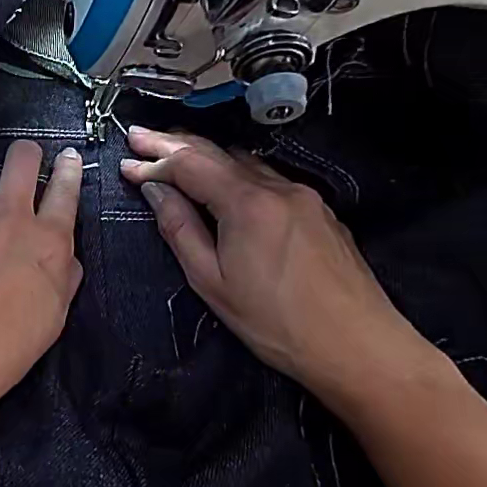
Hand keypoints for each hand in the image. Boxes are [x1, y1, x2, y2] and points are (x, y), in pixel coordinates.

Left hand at [0, 128, 83, 405]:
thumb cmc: (9, 342)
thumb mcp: (56, 313)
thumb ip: (65, 277)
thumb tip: (67, 258)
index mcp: (48, 238)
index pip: (65, 191)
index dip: (69, 169)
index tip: (68, 157)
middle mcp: (10, 216)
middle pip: (22, 161)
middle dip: (28, 150)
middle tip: (28, 151)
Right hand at [119, 127, 446, 404]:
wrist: (360, 346)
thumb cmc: (278, 324)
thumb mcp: (213, 283)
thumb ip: (180, 229)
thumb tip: (155, 189)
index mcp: (247, 203)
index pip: (190, 165)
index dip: (154, 159)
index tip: (127, 160)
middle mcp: (278, 187)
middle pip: (217, 153)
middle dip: (175, 144)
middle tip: (143, 139)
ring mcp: (303, 195)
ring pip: (245, 162)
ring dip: (208, 157)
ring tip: (176, 156)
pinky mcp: (319, 209)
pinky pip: (268, 178)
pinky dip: (237, 173)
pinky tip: (226, 184)